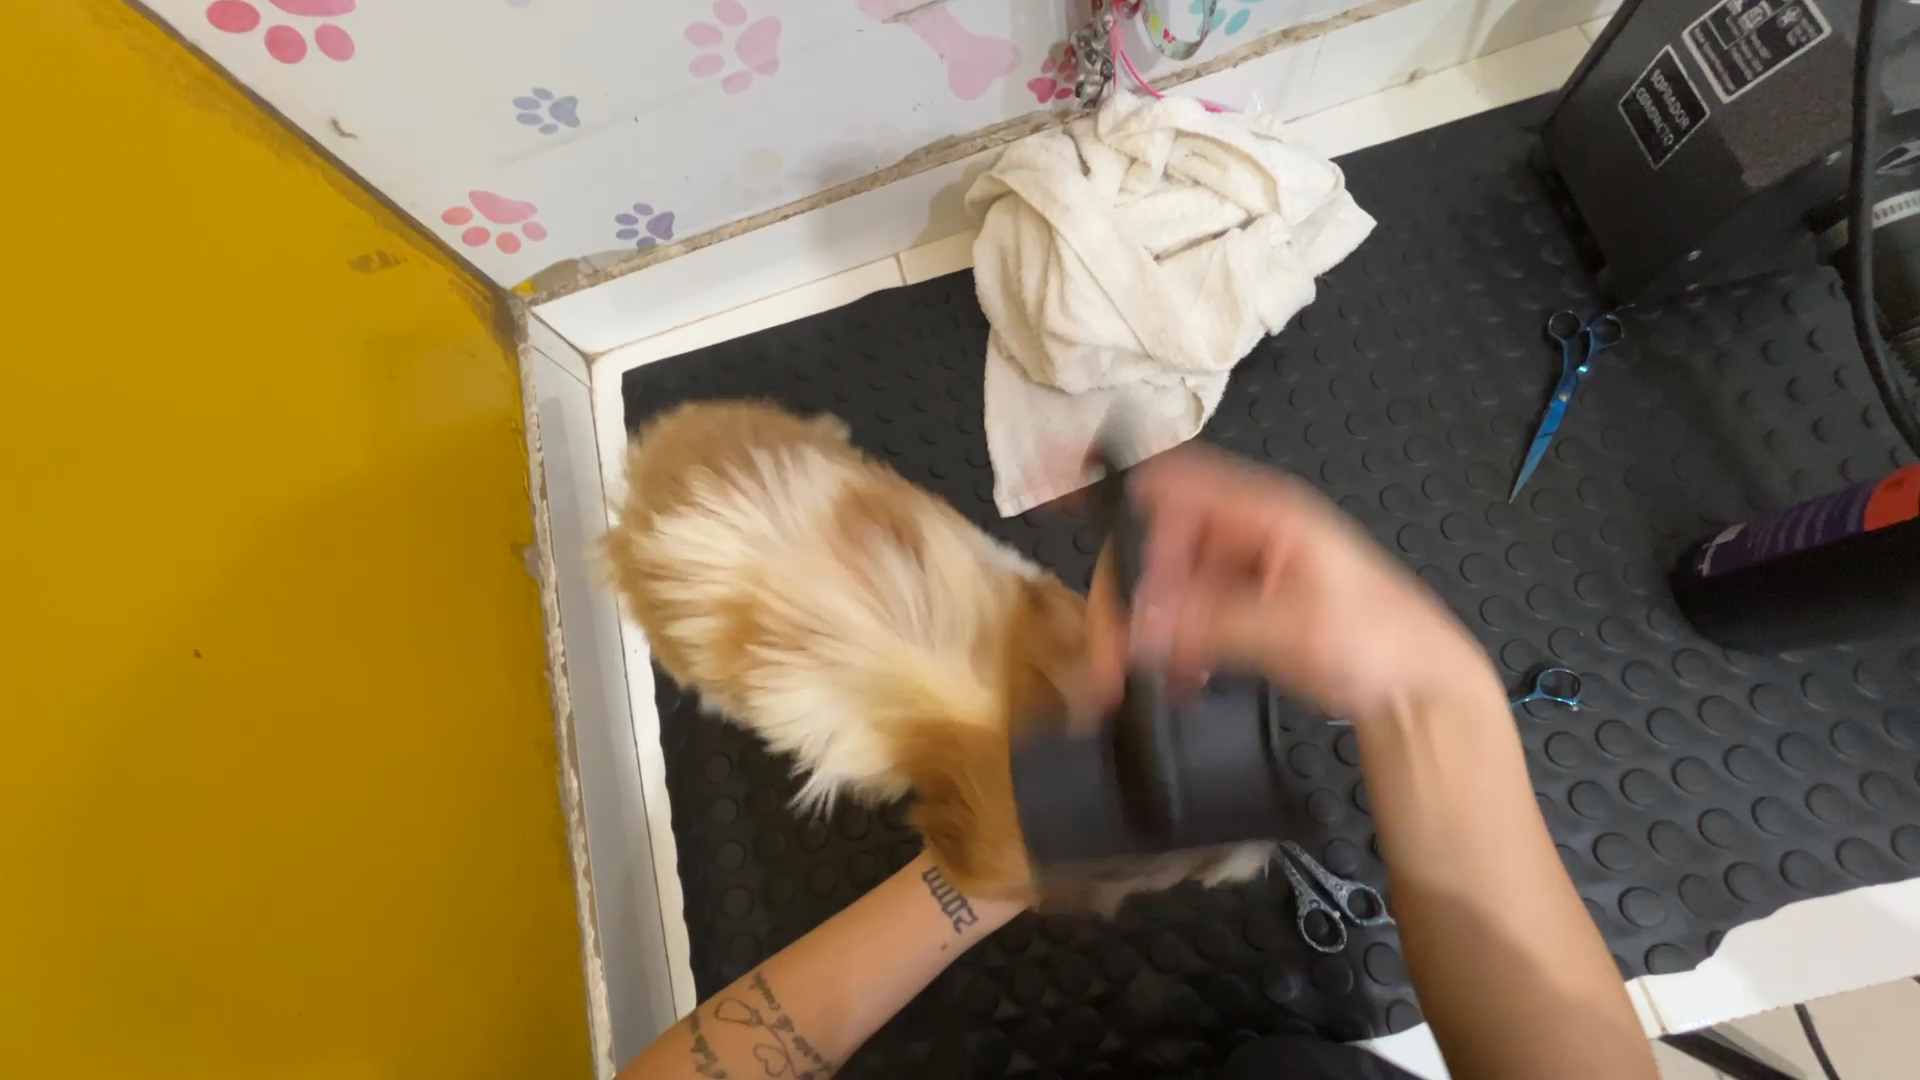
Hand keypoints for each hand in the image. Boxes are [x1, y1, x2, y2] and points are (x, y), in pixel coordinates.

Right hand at [1086, 444, 1501, 726]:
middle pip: (1154, 546)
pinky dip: (1166, 649)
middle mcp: (1239, 535)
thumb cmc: (1377, 639)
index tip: (1065, 506)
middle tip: (1106, 652)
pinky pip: (1179, 620)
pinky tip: (1175, 681)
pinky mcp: (1234, 609)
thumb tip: (1136, 628)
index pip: (1173, 485)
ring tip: (1128, 680)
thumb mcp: (1291, 627)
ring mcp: (1235, 573)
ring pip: (1160, 589)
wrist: (1417, 687)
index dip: (1118, 489)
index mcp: (1260, 514)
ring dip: (1139, 632)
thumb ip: (1208, 621)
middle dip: (1124, 597)